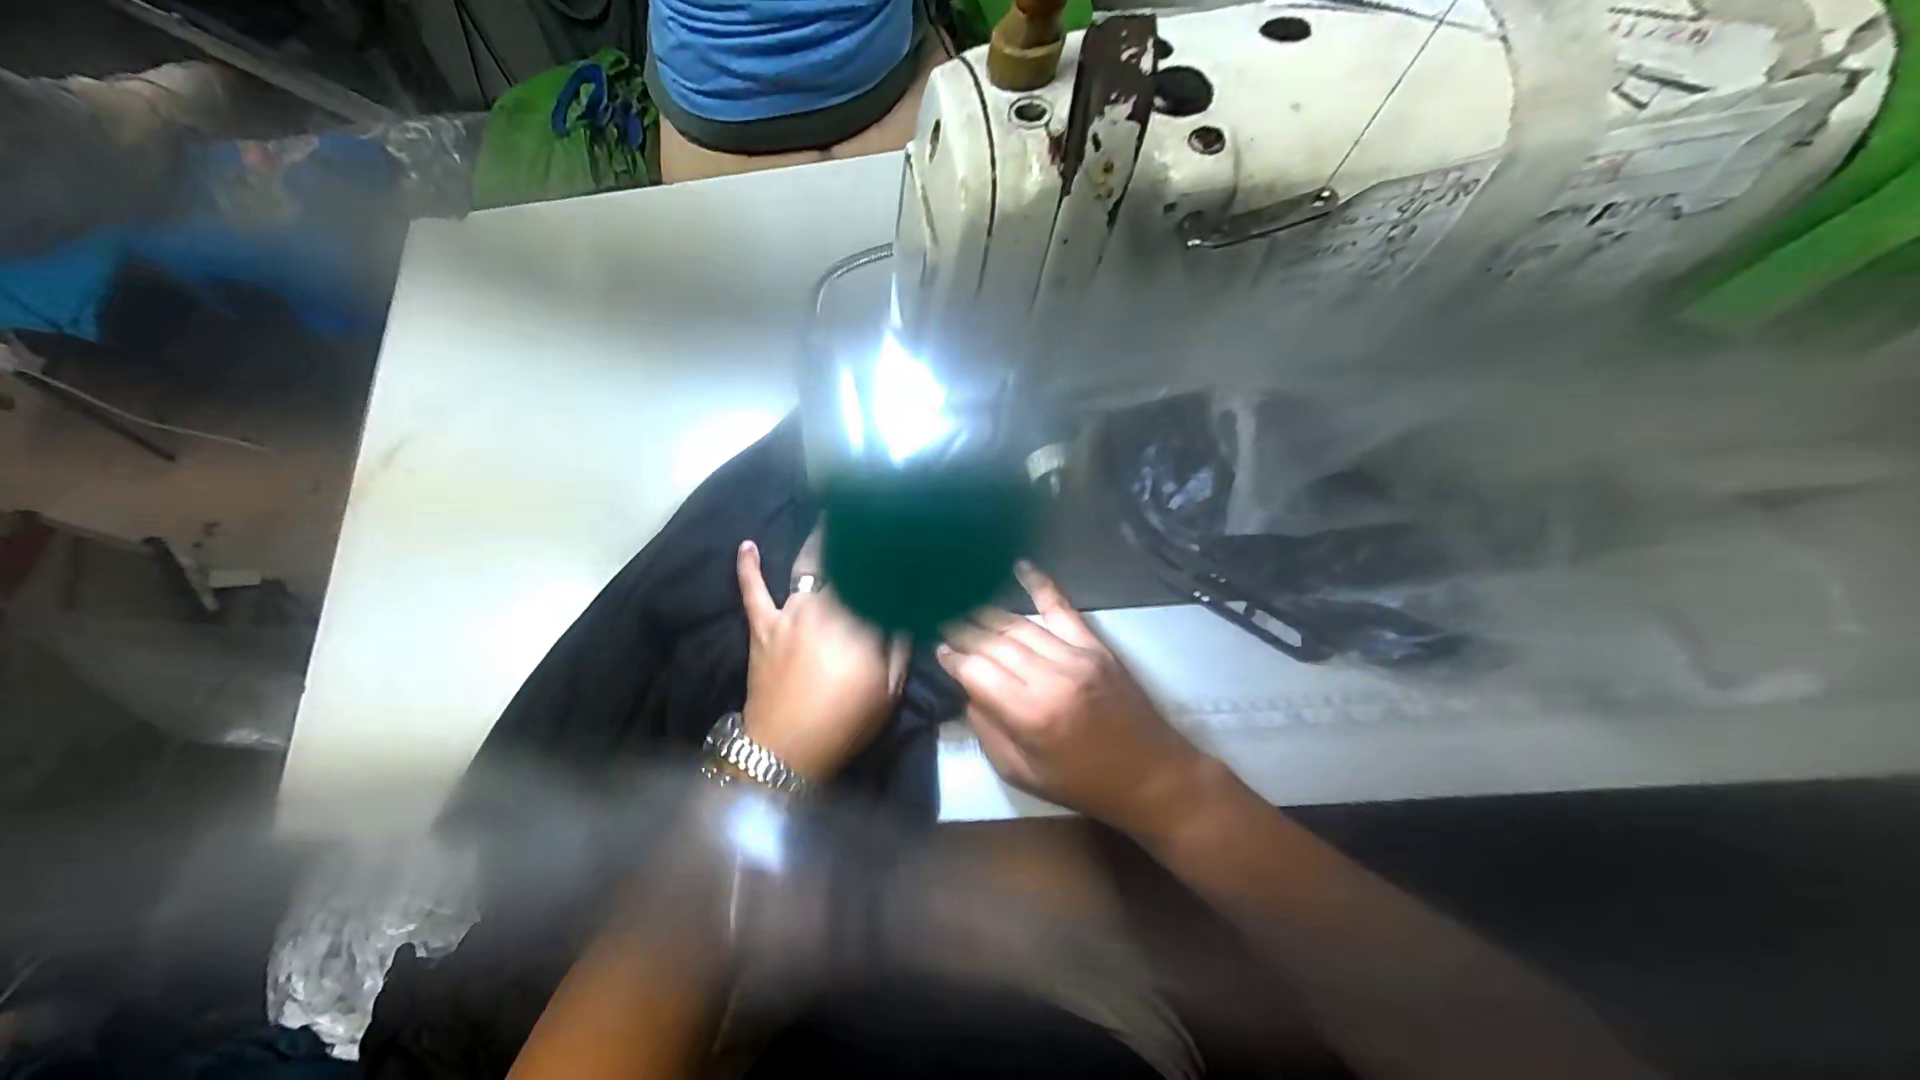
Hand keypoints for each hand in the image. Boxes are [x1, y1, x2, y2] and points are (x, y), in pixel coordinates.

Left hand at [737, 539, 907, 780]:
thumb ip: (900, 647)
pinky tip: (746, 545)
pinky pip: (753, 591)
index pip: (881, 581)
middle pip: (845, 566)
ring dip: (818, 546)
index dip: (891, 559)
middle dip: (857, 543)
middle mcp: (828, 607)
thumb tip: (907, 613)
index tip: (900, 542)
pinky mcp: (763, 626)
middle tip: (867, 524)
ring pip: (806, 569)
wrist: (785, 749)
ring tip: (828, 523)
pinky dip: (748, 567)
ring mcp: (791, 614)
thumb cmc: (845, 721)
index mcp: (863, 623)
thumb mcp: (888, 691)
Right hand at [937, 562, 1217, 838]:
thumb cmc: (1082, 783)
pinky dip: (1040, 585)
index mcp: (1029, 714)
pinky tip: (1020, 567)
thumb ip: (989, 730)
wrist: (1151, 774)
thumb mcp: (1023, 773)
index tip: (937, 650)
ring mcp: (1076, 655)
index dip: (952, 659)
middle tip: (942, 622)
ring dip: (988, 614)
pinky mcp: (1095, 646)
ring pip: (1019, 625)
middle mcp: (1050, 677)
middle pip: (994, 643)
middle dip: (963, 631)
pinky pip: (1062, 608)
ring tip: (964, 605)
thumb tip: (969, 692)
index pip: (976, 671)